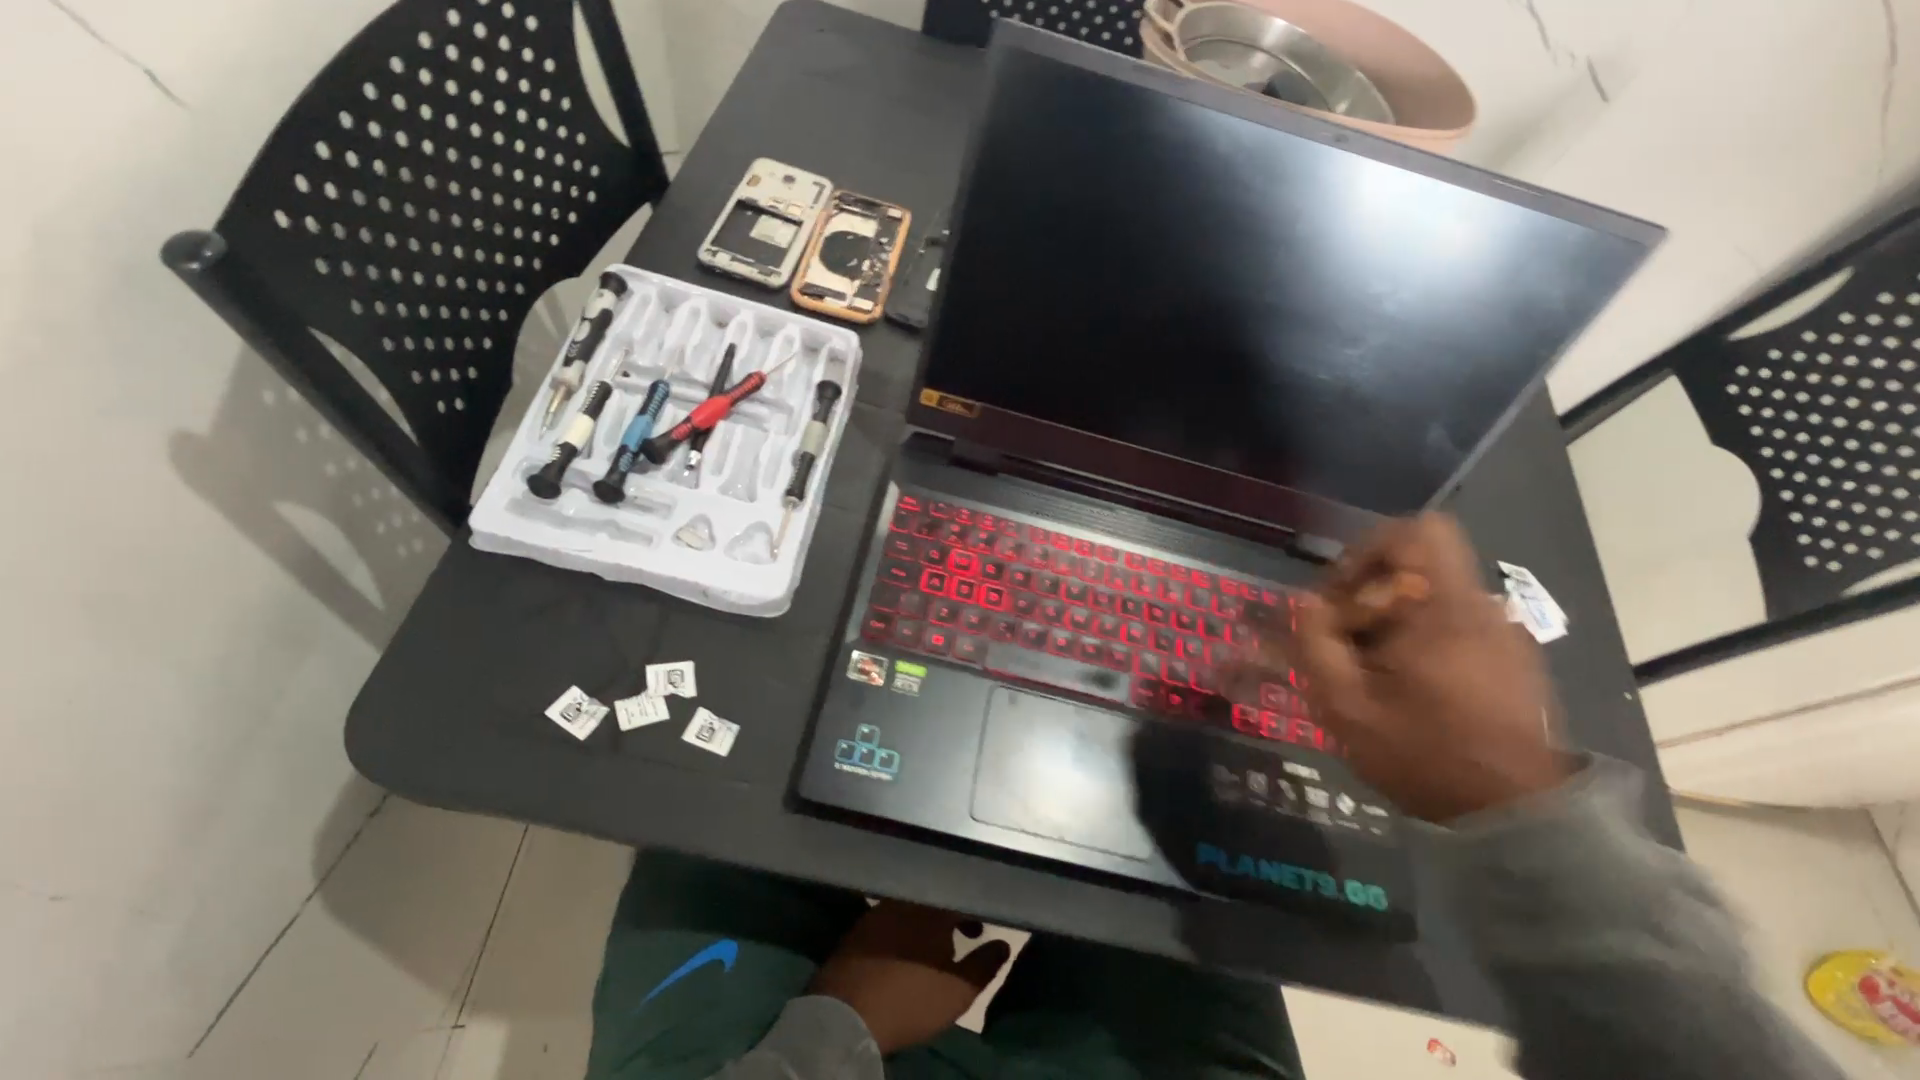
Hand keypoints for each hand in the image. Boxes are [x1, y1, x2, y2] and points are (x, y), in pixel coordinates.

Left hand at [808, 902, 1012, 1054]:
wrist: (846, 1016)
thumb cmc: (910, 1000)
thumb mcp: (958, 991)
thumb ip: (985, 964)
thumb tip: (1003, 944)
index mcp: (934, 909)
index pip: (963, 897)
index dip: (978, 910)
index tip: (983, 927)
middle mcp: (906, 900)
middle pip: (938, 897)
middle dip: (954, 913)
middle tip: (967, 934)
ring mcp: (879, 910)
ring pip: (913, 905)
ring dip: (929, 919)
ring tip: (936, 944)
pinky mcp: (859, 926)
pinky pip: (892, 916)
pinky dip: (905, 926)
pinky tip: (906, 947)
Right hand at [1239, 513, 1567, 821]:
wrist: (1518, 814)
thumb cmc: (1425, 756)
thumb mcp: (1346, 707)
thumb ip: (1314, 644)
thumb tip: (1302, 600)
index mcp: (1442, 609)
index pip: (1412, 532)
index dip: (1364, 551)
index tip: (1338, 600)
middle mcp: (1479, 607)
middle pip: (1413, 567)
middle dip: (1365, 597)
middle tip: (1341, 645)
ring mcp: (1501, 632)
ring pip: (1430, 597)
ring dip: (1389, 623)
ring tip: (1369, 675)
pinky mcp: (1512, 658)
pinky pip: (1452, 625)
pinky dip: (1419, 641)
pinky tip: (1407, 690)